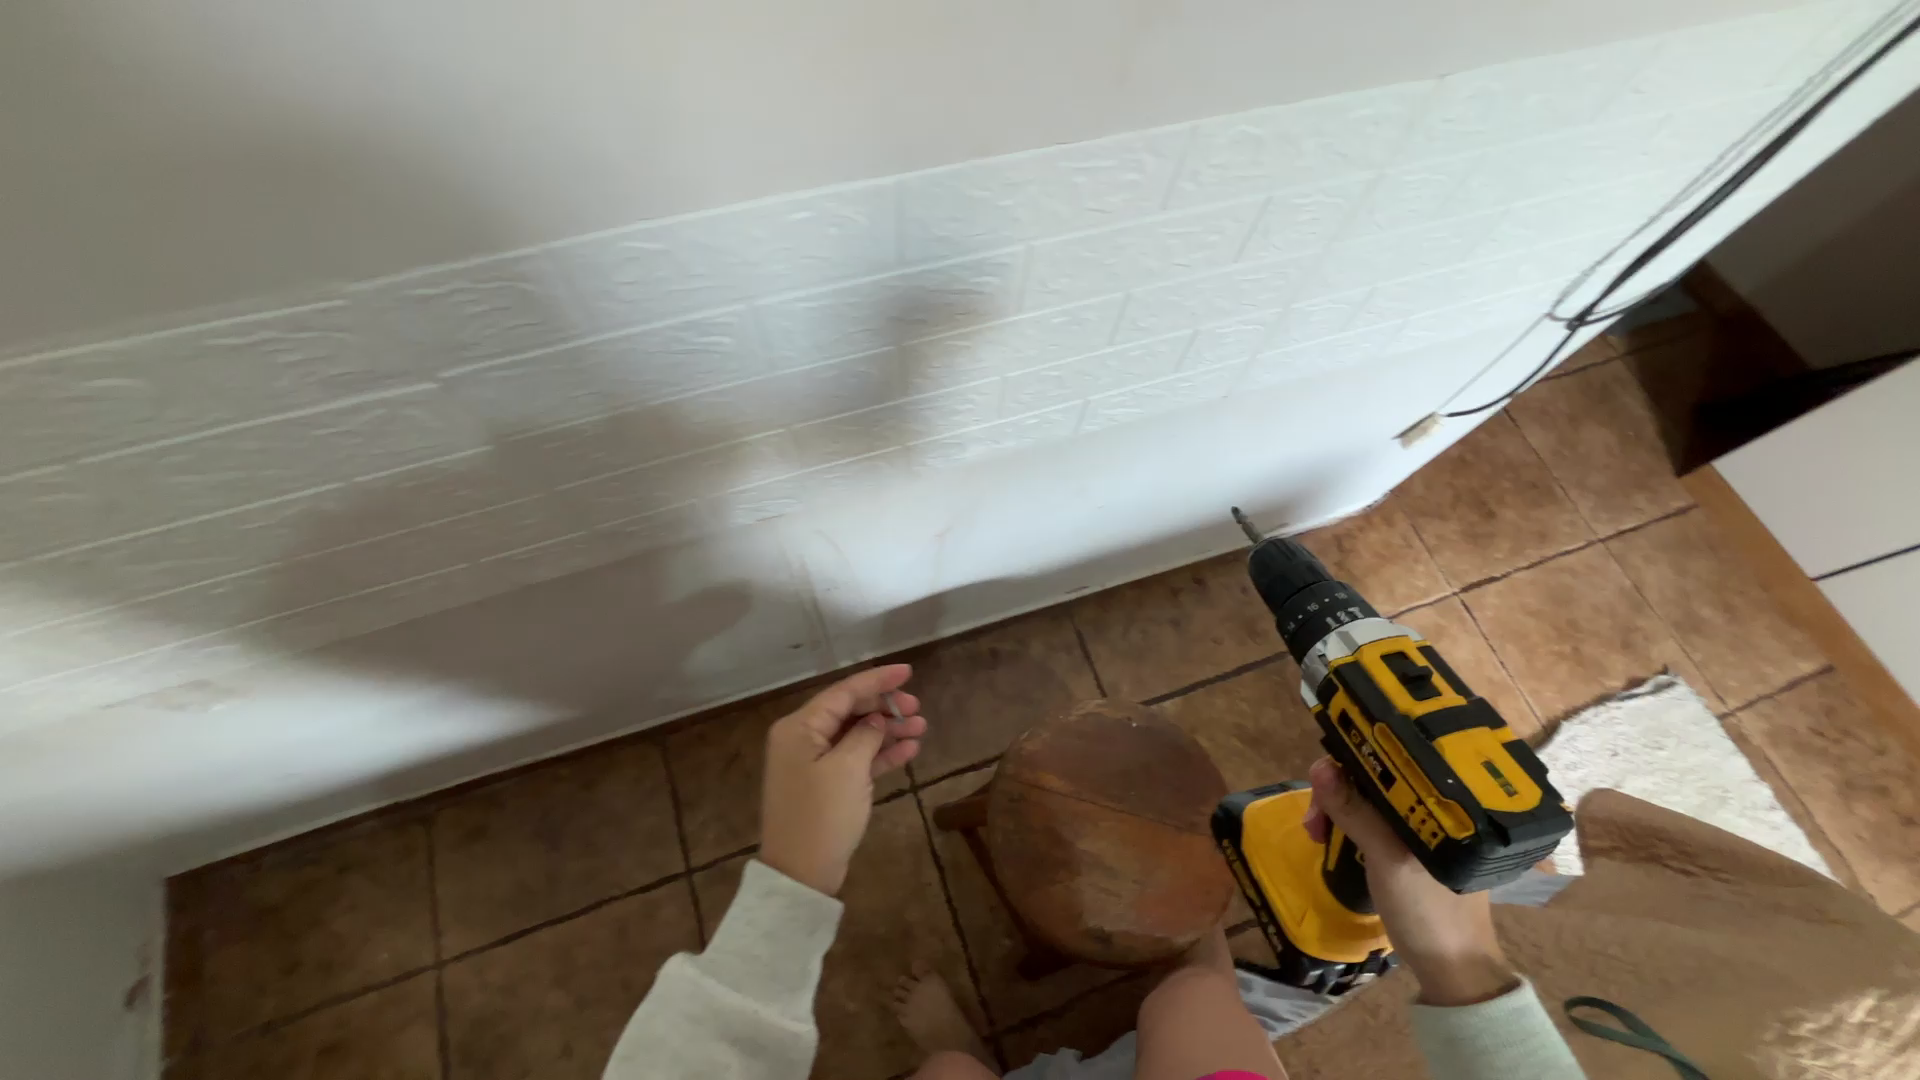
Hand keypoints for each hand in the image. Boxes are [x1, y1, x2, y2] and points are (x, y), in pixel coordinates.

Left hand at [759, 664, 927, 896]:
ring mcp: (814, 763)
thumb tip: (876, 721)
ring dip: (887, 730)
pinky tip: (909, 750)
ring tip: (921, 728)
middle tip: (917, 708)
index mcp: (799, 727)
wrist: (801, 875)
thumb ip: (865, 735)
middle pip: (849, 710)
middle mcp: (803, 738)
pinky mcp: (826, 785)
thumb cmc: (822, 815)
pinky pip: (856, 758)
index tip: (908, 671)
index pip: (843, 692)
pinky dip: (880, 753)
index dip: (877, 680)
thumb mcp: (847, 769)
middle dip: (884, 707)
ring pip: (856, 735)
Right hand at [1304, 757, 1518, 1005]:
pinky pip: (1372, 820)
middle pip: (1375, 777)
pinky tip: (1333, 838)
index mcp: (1443, 803)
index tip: (1321, 782)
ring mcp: (1423, 828)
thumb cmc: (1428, 912)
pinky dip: (1348, 824)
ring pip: (1369, 798)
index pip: (1392, 759)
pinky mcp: (1411, 846)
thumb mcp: (1386, 859)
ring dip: (1337, 809)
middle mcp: (1435, 808)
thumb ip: (1355, 812)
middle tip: (1314, 821)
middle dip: (1337, 791)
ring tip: (1317, 834)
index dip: (1350, 762)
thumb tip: (1321, 765)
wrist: (1453, 971)